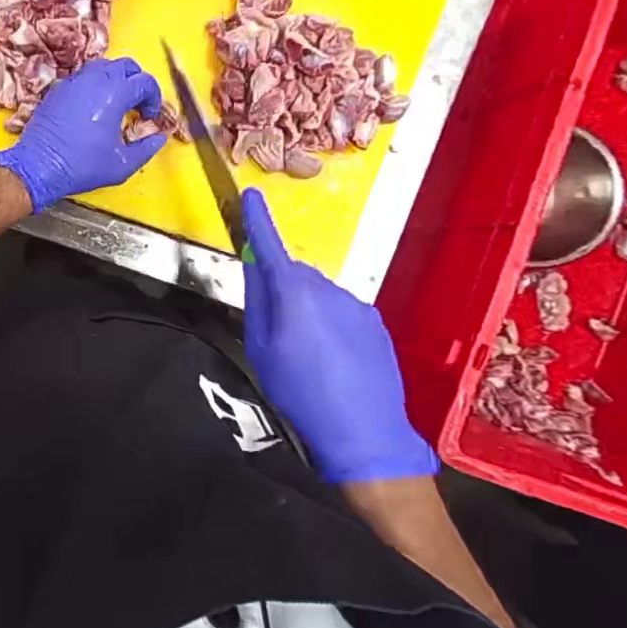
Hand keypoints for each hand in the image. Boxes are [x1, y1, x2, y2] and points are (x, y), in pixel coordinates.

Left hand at [0, 57, 165, 212]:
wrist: (38, 167)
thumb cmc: (81, 167)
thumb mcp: (121, 165)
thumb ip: (146, 150)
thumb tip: (158, 139)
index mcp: (114, 93)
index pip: (144, 81)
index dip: (154, 98)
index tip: (149, 116)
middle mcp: (94, 80)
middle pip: (125, 66)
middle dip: (136, 82)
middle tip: (137, 105)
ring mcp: (73, 82)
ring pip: (101, 67)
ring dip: (114, 80)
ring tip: (115, 104)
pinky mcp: (57, 90)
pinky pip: (82, 78)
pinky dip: (93, 85)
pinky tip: (92, 108)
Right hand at [242, 188, 437, 483]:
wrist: (363, 431)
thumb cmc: (299, 392)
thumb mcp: (260, 348)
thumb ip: (256, 302)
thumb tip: (254, 267)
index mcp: (295, 294)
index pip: (270, 247)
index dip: (257, 221)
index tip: (251, 196)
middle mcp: (330, 290)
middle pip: (294, 275)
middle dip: (279, 289)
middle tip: (270, 331)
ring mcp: (357, 306)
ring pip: (318, 295)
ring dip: (304, 310)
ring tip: (301, 355)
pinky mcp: (375, 324)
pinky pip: (340, 312)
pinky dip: (326, 325)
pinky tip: (326, 360)